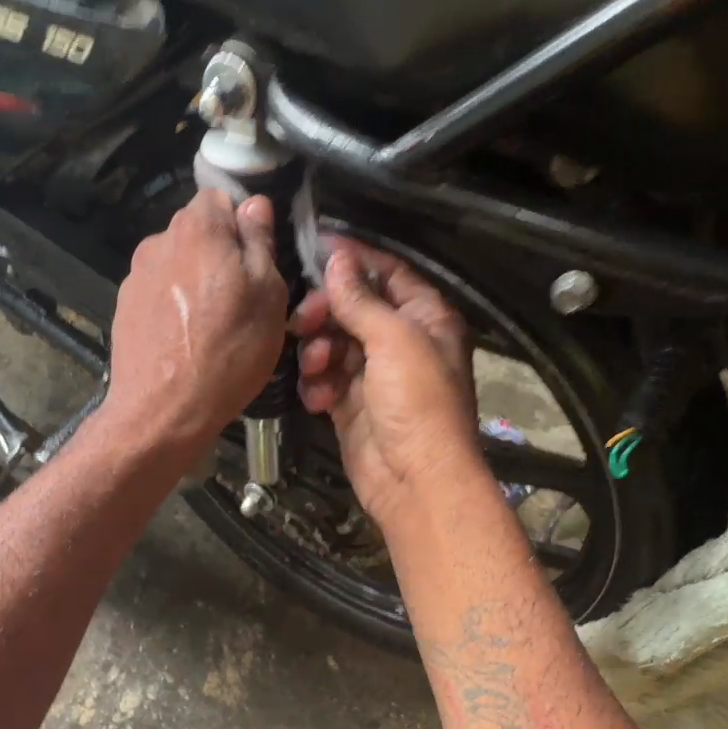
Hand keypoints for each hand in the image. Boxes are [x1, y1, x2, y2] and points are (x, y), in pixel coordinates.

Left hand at [104, 190, 287, 460]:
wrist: (162, 411)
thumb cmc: (227, 352)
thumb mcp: (268, 296)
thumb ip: (260, 243)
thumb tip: (255, 205)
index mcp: (198, 227)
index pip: (221, 197)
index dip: (243, 227)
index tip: (257, 264)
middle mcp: (159, 240)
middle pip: (198, 232)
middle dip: (220, 256)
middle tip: (242, 301)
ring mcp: (136, 276)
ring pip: (178, 264)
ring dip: (196, 284)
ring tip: (212, 328)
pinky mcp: (124, 308)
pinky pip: (160, 294)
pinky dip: (175, 309)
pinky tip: (186, 342)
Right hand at [295, 238, 479, 521]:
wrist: (415, 480)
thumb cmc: (417, 403)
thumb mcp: (394, 340)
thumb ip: (361, 298)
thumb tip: (337, 258)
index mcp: (426, 318)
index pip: (388, 273)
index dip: (354, 259)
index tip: (315, 248)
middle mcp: (402, 341)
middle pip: (353, 308)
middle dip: (325, 313)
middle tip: (302, 321)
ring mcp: (375, 375)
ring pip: (334, 344)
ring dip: (318, 352)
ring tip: (316, 368)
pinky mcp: (352, 405)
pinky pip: (325, 380)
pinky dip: (317, 385)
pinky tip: (318, 399)